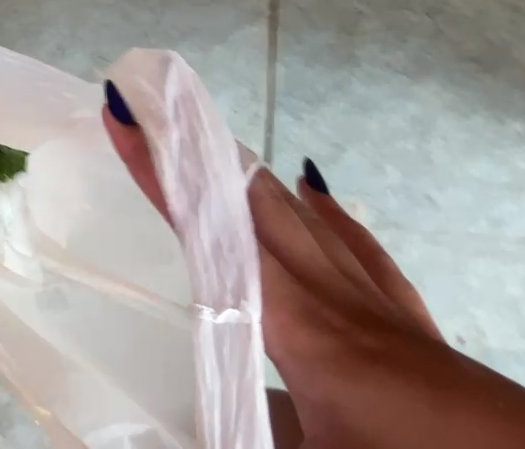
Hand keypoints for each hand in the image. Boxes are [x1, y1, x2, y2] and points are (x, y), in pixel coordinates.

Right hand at [101, 82, 524, 448]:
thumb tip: (171, 426)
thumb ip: (238, 428)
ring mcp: (366, 295)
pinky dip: (326, 210)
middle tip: (152, 108)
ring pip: (294, 212)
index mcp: (289, 316)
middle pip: (248, 199)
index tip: (122, 115)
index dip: (158, 171)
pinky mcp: (403, 313)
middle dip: (194, 149)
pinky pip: (356, 244)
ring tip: (205, 138)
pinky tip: (313, 185)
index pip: (205, 228)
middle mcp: (321, 288)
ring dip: (243, 170)